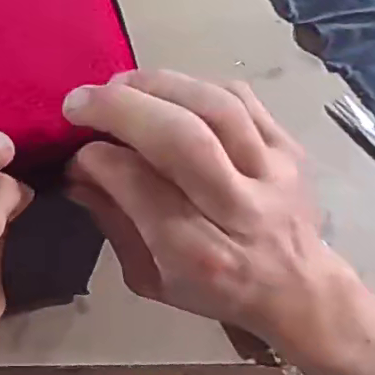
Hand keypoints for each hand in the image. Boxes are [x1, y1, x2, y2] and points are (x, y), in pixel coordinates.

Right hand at [63, 70, 352, 346]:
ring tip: (117, 85)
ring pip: (215, 107)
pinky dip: (194, 84)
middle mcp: (240, 209)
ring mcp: (273, 171)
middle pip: (183, 140)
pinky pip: (241, 96)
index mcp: (198, 254)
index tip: (75, 152)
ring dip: (156, 86)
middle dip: (121, 110)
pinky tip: (165, 90)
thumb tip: (77, 169)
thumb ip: (113, 220)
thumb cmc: (213, 289)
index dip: (99, 159)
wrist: (298, 287)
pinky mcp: (289, 145)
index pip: (141, 188)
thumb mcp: (148, 276)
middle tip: (79, 102)